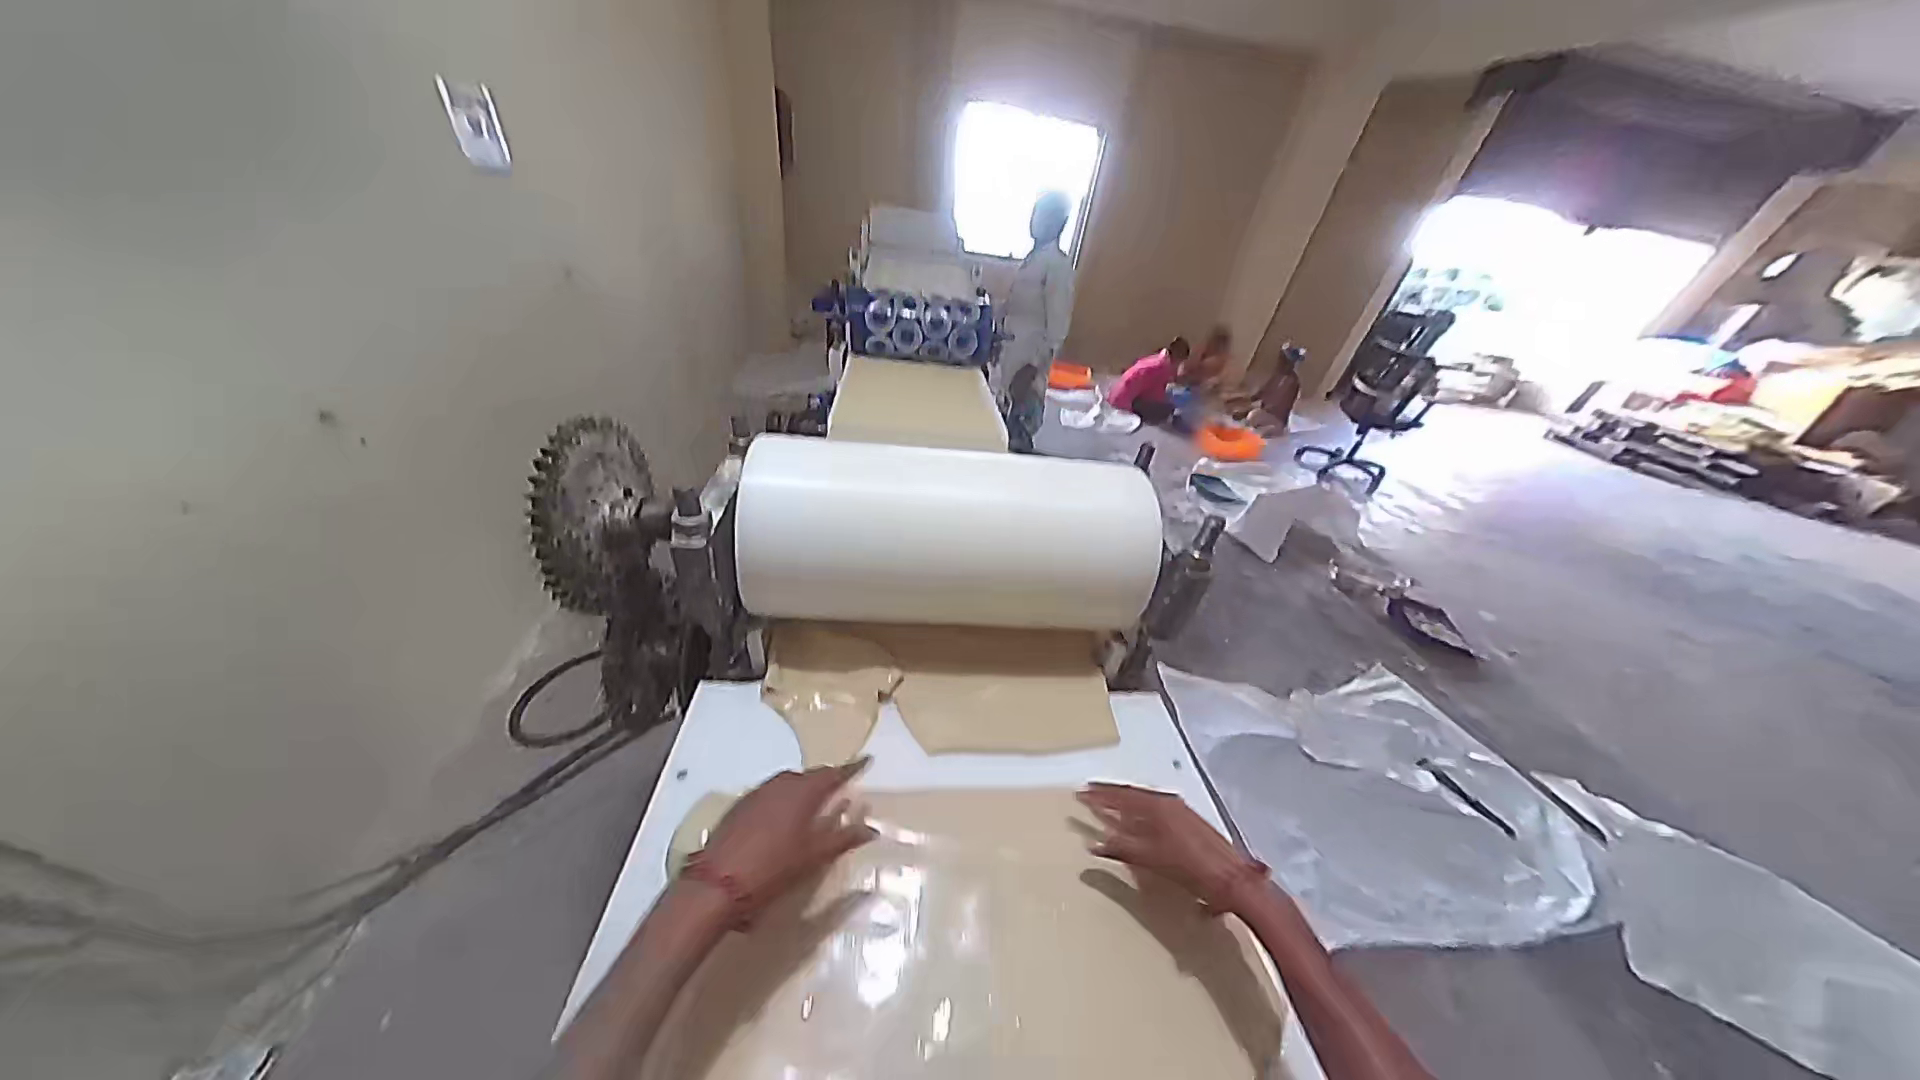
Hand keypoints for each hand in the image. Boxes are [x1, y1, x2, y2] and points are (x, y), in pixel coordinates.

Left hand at [688, 759, 875, 921]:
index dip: (852, 767)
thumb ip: (844, 838)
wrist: (716, 884)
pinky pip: (771, 793)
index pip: (834, 773)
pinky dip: (783, 799)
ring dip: (803, 789)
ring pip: (788, 783)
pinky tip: (783, 818)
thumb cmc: (773, 869)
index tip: (866, 760)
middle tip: (840, 788)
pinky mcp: (741, 805)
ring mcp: (758, 792)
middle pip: (810, 776)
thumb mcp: (814, 856)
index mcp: (804, 791)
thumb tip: (871, 829)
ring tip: (814, 803)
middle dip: (826, 780)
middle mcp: (782, 783)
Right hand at [1077, 782, 1267, 914]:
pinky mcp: (1189, 820)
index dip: (1099, 795)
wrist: (1233, 881)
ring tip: (1109, 802)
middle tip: (1090, 792)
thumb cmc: (1190, 869)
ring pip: (1145, 800)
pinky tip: (1138, 818)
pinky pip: (1156, 807)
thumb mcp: (1151, 860)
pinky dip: (1141, 809)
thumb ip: (1121, 849)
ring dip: (1126, 800)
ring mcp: (1181, 810)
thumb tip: (1093, 844)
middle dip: (1110, 794)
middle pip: (1132, 794)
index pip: (1121, 796)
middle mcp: (1168, 802)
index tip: (1080, 793)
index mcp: (1156, 806)